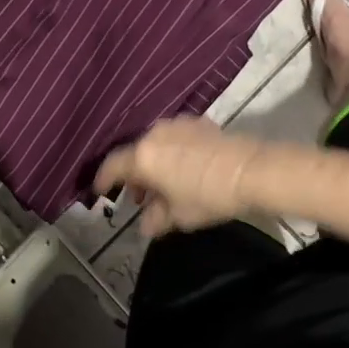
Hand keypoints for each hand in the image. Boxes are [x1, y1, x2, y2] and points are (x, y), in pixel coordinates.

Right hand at [94, 117, 266, 237]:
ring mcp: (176, 124)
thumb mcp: (179, 216)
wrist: (249, 170)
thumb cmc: (208, 196)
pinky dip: (171, 152)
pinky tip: (183, 168)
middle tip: (140, 197)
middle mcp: (154, 134)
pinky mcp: (196, 122)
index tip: (100, 190)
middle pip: (134, 153)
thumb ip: (156, 220)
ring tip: (163, 184)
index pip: (113, 165)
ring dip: (153, 162)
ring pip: (154, 143)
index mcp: (143, 156)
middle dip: (134, 175)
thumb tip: (145, 225)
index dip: (103, 178)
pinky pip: (174, 137)